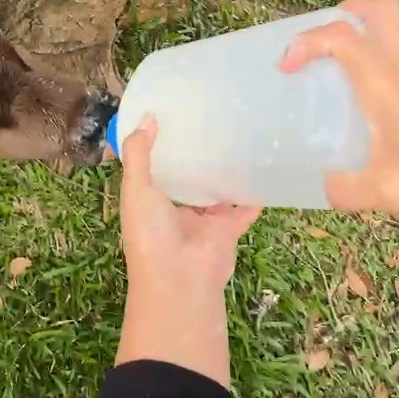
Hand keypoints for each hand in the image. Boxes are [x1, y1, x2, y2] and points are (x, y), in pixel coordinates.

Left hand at [114, 118, 259, 385]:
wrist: (180, 283)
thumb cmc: (150, 233)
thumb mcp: (136, 188)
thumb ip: (139, 153)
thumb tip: (147, 116)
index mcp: (148, 200)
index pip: (153, 168)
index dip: (159, 145)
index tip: (170, 114)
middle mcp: (174, 210)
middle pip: (186, 178)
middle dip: (194, 157)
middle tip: (208, 121)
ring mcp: (202, 221)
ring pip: (215, 192)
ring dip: (223, 173)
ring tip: (236, 137)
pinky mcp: (227, 230)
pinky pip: (243, 209)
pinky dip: (253, 195)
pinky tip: (262, 170)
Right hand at [280, 0, 398, 221]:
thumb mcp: (380, 191)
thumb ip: (342, 187)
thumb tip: (323, 185)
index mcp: (385, 81)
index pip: (340, 36)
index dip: (305, 42)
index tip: (287, 66)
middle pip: (378, 9)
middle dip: (344, 14)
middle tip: (323, 39)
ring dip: (371, 25)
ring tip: (351, 51)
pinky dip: (393, 44)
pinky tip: (384, 76)